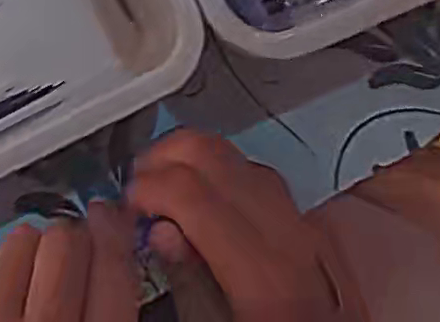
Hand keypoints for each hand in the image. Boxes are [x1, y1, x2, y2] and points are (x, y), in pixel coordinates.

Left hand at [0, 200, 136, 321]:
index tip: (110, 223)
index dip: (114, 238)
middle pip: (69, 242)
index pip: (115, 275)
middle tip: (58, 272)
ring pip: (25, 236)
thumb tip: (109, 267)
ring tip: (17, 298)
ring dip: (25, 258)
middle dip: (67, 248)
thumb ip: (96, 320)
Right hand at [127, 129, 353, 320]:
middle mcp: (287, 233)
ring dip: (189, 157)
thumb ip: (190, 285)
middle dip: (163, 155)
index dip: (146, 187)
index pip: (189, 191)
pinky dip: (219, 170)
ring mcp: (305, 224)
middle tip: (137, 184)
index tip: (126, 205)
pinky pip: (255, 173)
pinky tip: (203, 196)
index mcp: (262, 274)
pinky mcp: (313, 226)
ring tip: (162, 186)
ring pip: (233, 154)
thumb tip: (159, 229)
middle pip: (210, 153)